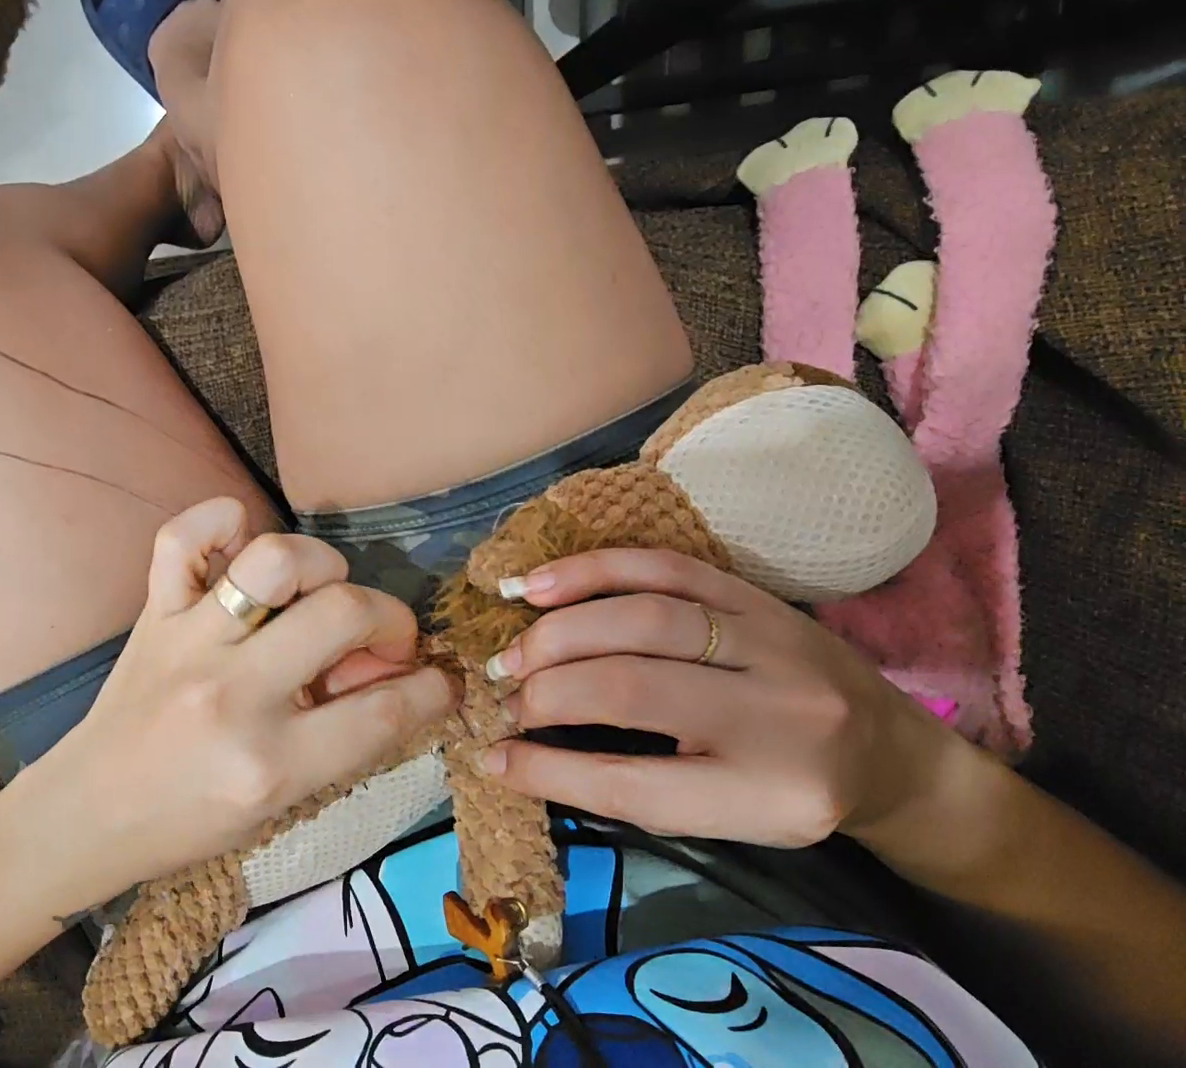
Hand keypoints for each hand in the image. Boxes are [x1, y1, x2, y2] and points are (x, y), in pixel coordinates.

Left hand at [9, 497, 455, 902]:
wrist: (89, 814)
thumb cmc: (189, 823)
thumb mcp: (280, 804)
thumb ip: (343, 740)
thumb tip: (396, 674)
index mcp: (269, 765)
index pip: (383, 712)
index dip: (431, 689)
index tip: (439, 678)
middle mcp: (232, 694)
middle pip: (344, 614)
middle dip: (391, 617)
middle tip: (382, 636)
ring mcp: (187, 645)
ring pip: (274, 560)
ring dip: (320, 564)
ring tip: (321, 590)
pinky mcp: (152, 617)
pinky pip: (181, 539)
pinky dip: (220, 521)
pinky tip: (241, 542)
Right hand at [477, 549, 957, 847]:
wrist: (891, 753)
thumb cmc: (784, 794)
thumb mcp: (716, 815)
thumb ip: (621, 784)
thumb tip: (508, 757)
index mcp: (767, 798)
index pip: (631, 783)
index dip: (547, 769)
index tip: (492, 757)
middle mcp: (780, 718)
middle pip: (632, 689)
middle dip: (545, 690)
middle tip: (501, 696)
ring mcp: (774, 644)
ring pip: (644, 618)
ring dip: (559, 632)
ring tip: (512, 653)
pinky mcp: (759, 597)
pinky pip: (665, 568)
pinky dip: (592, 572)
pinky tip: (539, 587)